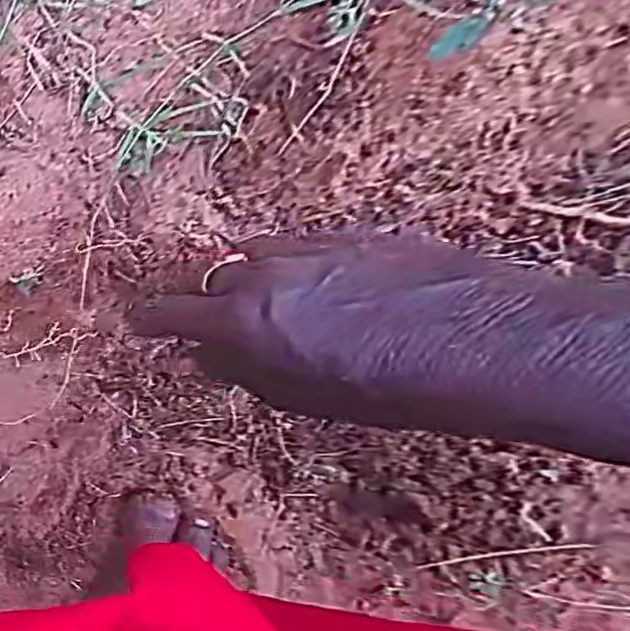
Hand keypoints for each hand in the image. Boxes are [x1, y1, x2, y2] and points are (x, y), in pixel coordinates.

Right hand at [130, 230, 629, 474]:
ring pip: (250, 252)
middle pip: (204, 276)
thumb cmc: (382, 387)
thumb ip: (236, 370)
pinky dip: (282, 258)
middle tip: (183, 309)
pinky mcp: (359, 236)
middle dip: (187, 293)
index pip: (171, 313)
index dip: (147, 320)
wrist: (493, 345)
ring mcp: (312, 249)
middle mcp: (265, 275)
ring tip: (238, 289)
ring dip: (235, 272)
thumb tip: (200, 358)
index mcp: (240, 319)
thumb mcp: (292, 394)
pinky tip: (295, 274)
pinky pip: (299, 241)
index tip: (136, 325)